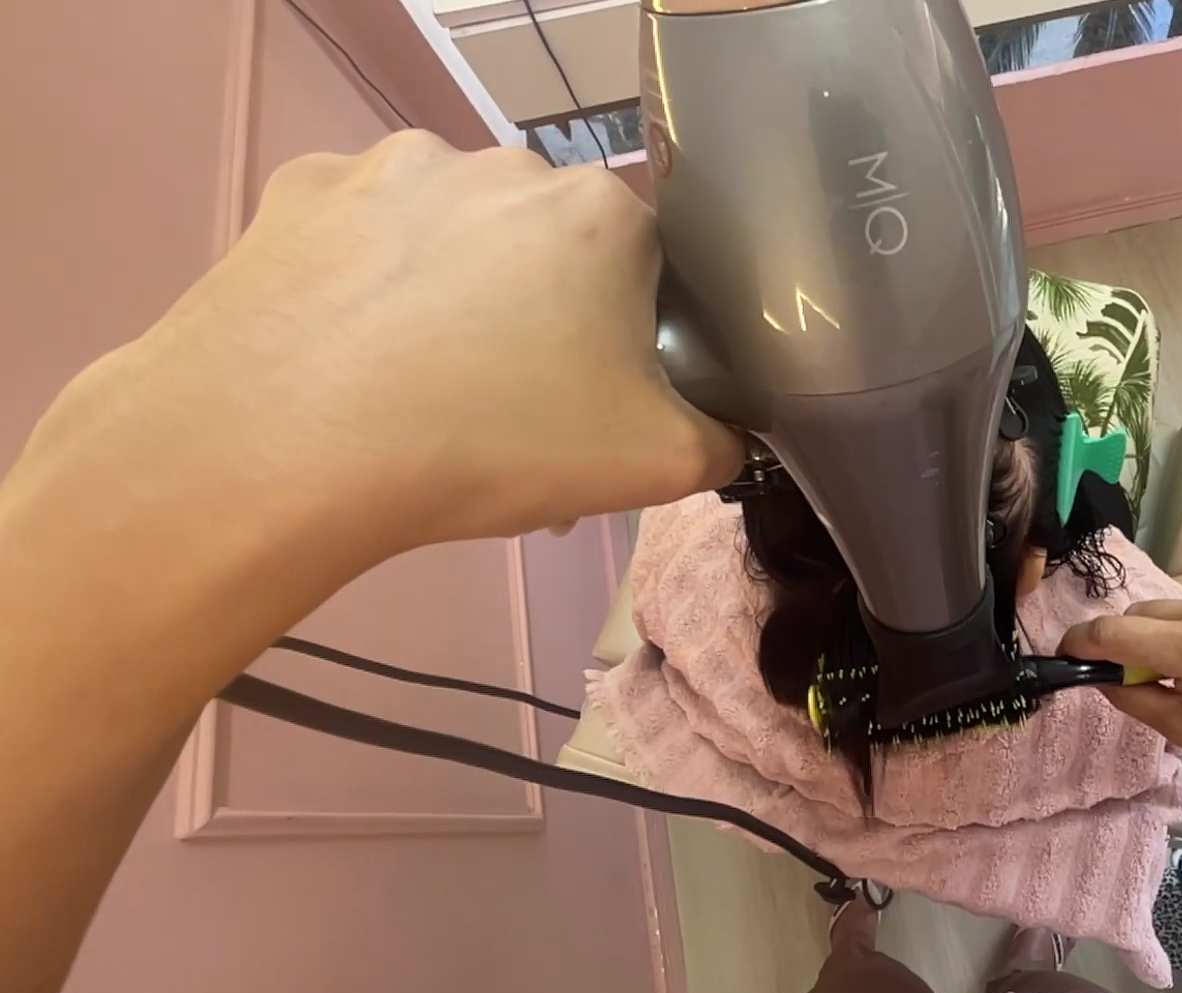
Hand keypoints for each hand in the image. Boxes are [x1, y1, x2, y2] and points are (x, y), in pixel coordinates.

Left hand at [34, 130, 741, 554]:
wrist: (281, 453)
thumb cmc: (503, 440)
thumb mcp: (665, 465)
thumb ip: (726, 445)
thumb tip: (727, 437)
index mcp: (604, 215)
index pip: (662, 269)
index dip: (651, 336)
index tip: (621, 392)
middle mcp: (506, 165)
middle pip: (567, 250)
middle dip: (568, 318)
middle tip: (538, 404)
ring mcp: (394, 166)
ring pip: (474, 238)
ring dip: (482, 298)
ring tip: (447, 385)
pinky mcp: (301, 191)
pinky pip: (381, 236)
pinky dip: (392, 284)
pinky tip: (373, 349)